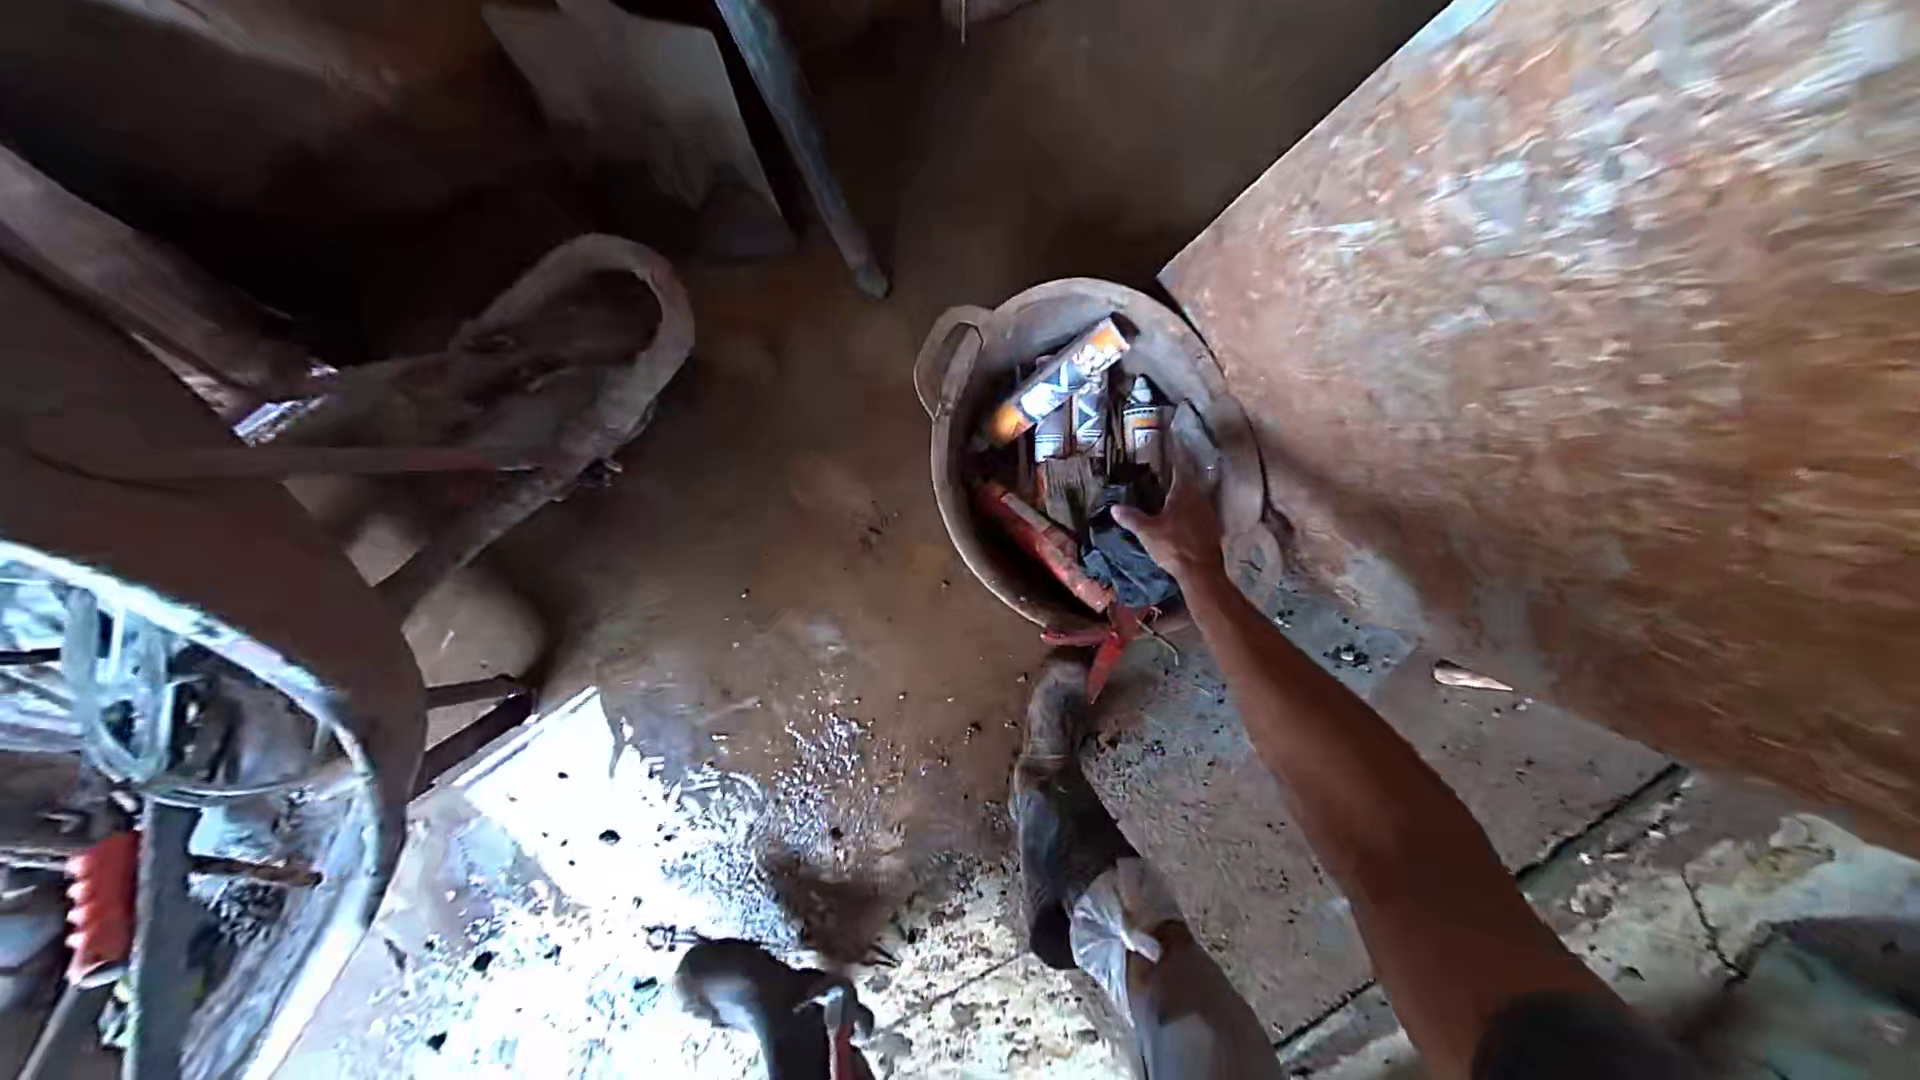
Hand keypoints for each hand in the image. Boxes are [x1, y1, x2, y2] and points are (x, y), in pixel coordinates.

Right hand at [1111, 445, 1224, 588]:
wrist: (1200, 571)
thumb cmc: (1173, 545)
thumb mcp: (1146, 531)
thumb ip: (1131, 518)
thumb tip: (1113, 508)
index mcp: (1183, 493)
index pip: (1179, 469)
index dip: (1173, 460)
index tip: (1168, 451)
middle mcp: (1199, 498)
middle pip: (1188, 483)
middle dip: (1177, 480)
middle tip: (1164, 478)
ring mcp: (1209, 514)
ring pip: (1195, 498)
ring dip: (1184, 497)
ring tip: (1171, 498)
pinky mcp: (1213, 529)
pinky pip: (1200, 513)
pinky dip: (1190, 512)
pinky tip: (1182, 519)